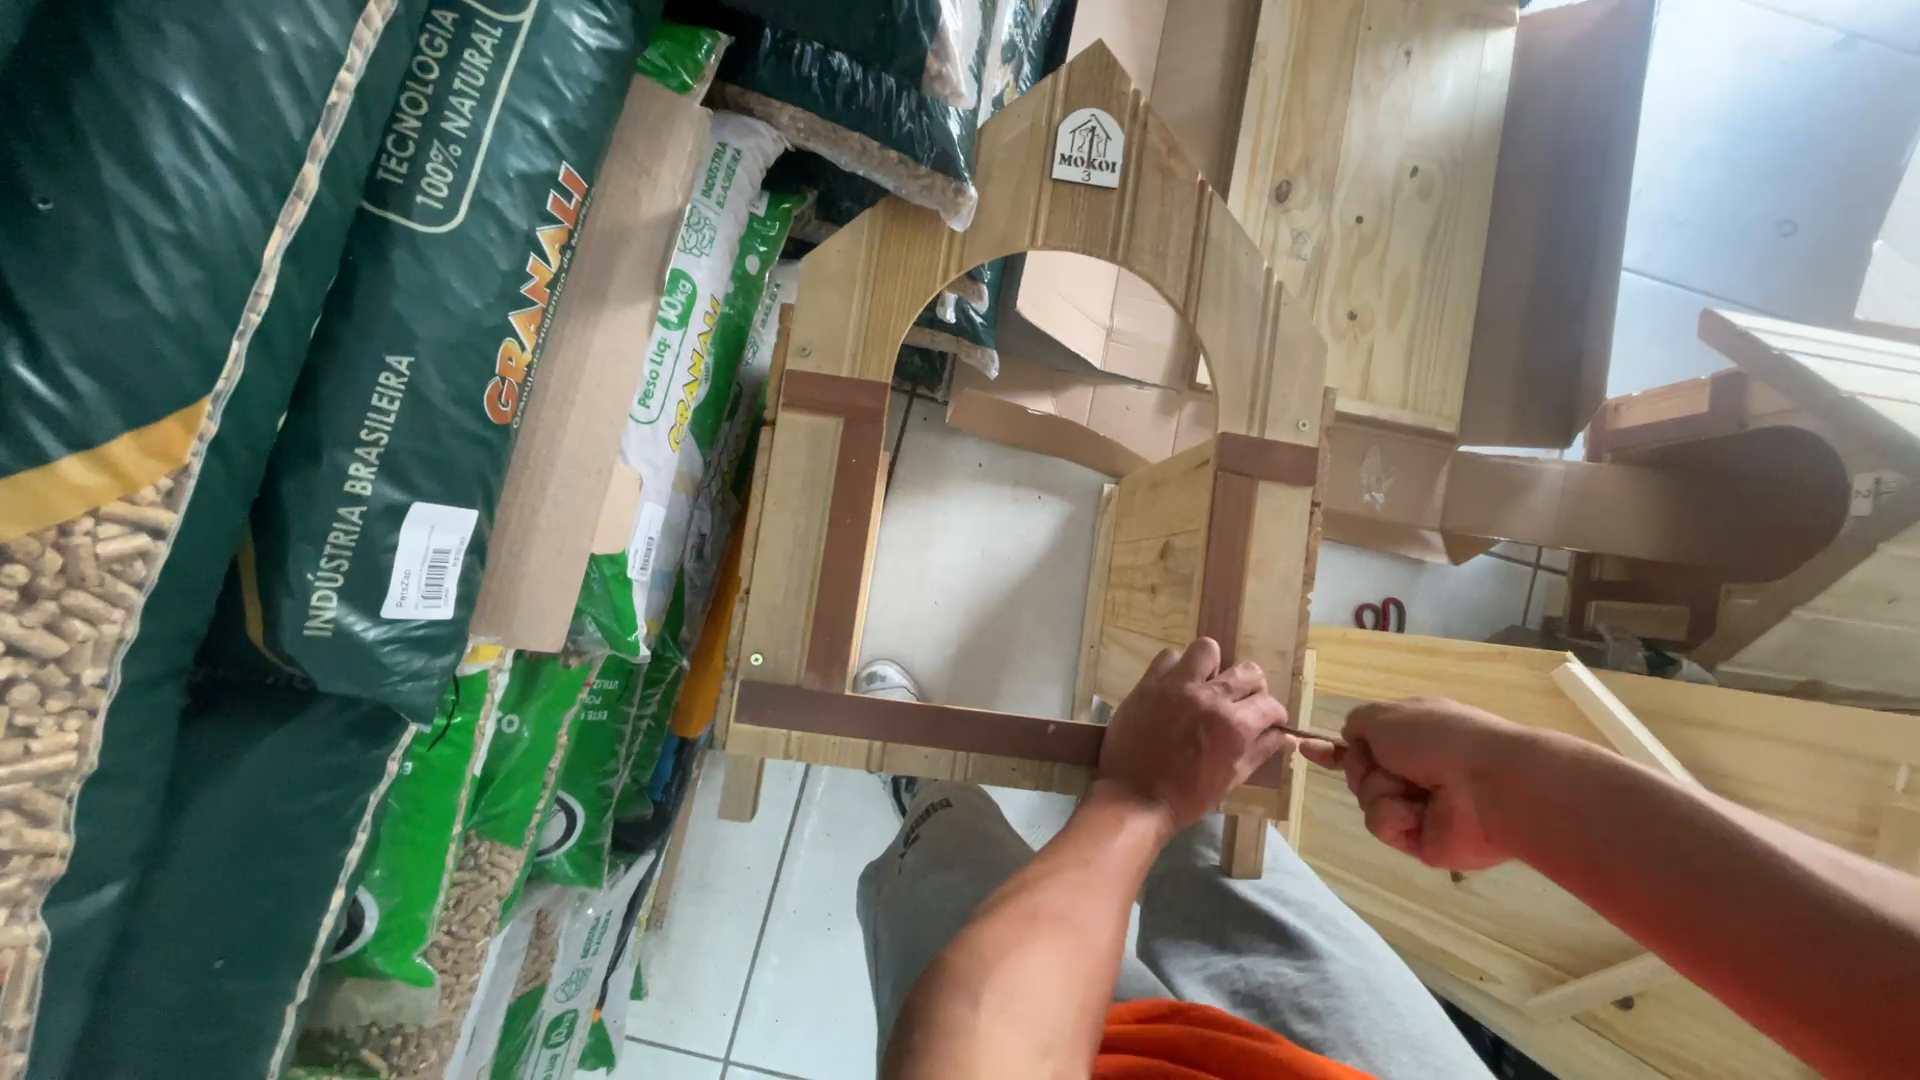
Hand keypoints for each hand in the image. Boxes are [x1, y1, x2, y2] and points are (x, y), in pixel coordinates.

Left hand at [1095, 637, 1292, 833]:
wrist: (1134, 797)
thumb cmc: (1186, 797)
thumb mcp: (1232, 778)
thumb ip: (1260, 750)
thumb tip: (1286, 736)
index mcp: (1235, 726)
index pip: (1270, 705)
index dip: (1274, 715)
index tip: (1268, 721)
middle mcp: (1210, 699)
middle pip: (1248, 672)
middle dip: (1252, 688)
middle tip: (1240, 703)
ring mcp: (1178, 687)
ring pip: (1208, 649)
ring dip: (1213, 666)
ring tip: (1206, 685)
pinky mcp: (1149, 684)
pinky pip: (1169, 657)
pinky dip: (1176, 668)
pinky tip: (1175, 687)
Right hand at [1298, 697, 1527, 870]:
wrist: (1488, 784)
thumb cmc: (1437, 738)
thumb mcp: (1383, 715)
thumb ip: (1356, 724)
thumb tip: (1350, 742)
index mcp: (1411, 735)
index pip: (1364, 742)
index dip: (1335, 747)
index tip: (1306, 748)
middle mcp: (1414, 769)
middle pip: (1360, 772)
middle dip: (1364, 768)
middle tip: (1390, 764)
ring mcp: (1418, 805)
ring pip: (1367, 798)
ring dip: (1381, 790)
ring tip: (1414, 789)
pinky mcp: (1420, 840)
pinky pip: (1382, 826)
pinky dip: (1392, 816)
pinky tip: (1415, 813)